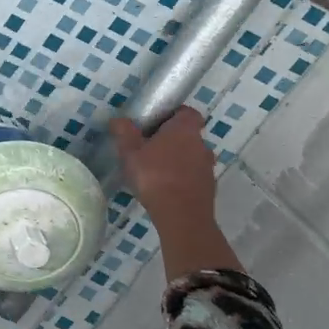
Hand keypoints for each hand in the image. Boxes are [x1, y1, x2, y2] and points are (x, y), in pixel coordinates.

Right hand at [109, 107, 216, 232]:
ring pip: (191, 155)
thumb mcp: (129, 151)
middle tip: (149, 146)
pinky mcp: (208, 188)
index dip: (174, 114)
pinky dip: (182, 176)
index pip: (188, 112)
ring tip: (155, 169)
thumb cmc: (154, 176)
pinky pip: (193, 174)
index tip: (157, 121)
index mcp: (184, 130)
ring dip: (177, 159)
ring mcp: (207, 168)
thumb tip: (119, 120)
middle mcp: (201, 145)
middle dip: (171, 138)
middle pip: (188, 135)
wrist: (182, 216)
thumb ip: (124, 132)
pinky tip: (164, 186)